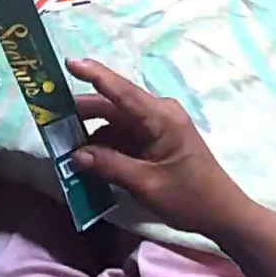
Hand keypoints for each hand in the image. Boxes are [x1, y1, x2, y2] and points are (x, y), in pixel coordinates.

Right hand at [66, 58, 260, 238]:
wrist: (223, 214)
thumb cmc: (189, 197)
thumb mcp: (146, 184)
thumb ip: (109, 165)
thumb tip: (75, 154)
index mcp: (161, 117)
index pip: (122, 90)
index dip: (94, 75)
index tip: (69, 62)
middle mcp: (158, 113)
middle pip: (114, 105)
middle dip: (83, 111)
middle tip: (52, 117)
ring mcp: (157, 125)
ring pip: (116, 121)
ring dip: (92, 132)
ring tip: (65, 144)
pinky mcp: (155, 139)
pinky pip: (123, 134)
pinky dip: (105, 144)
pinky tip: (88, 158)